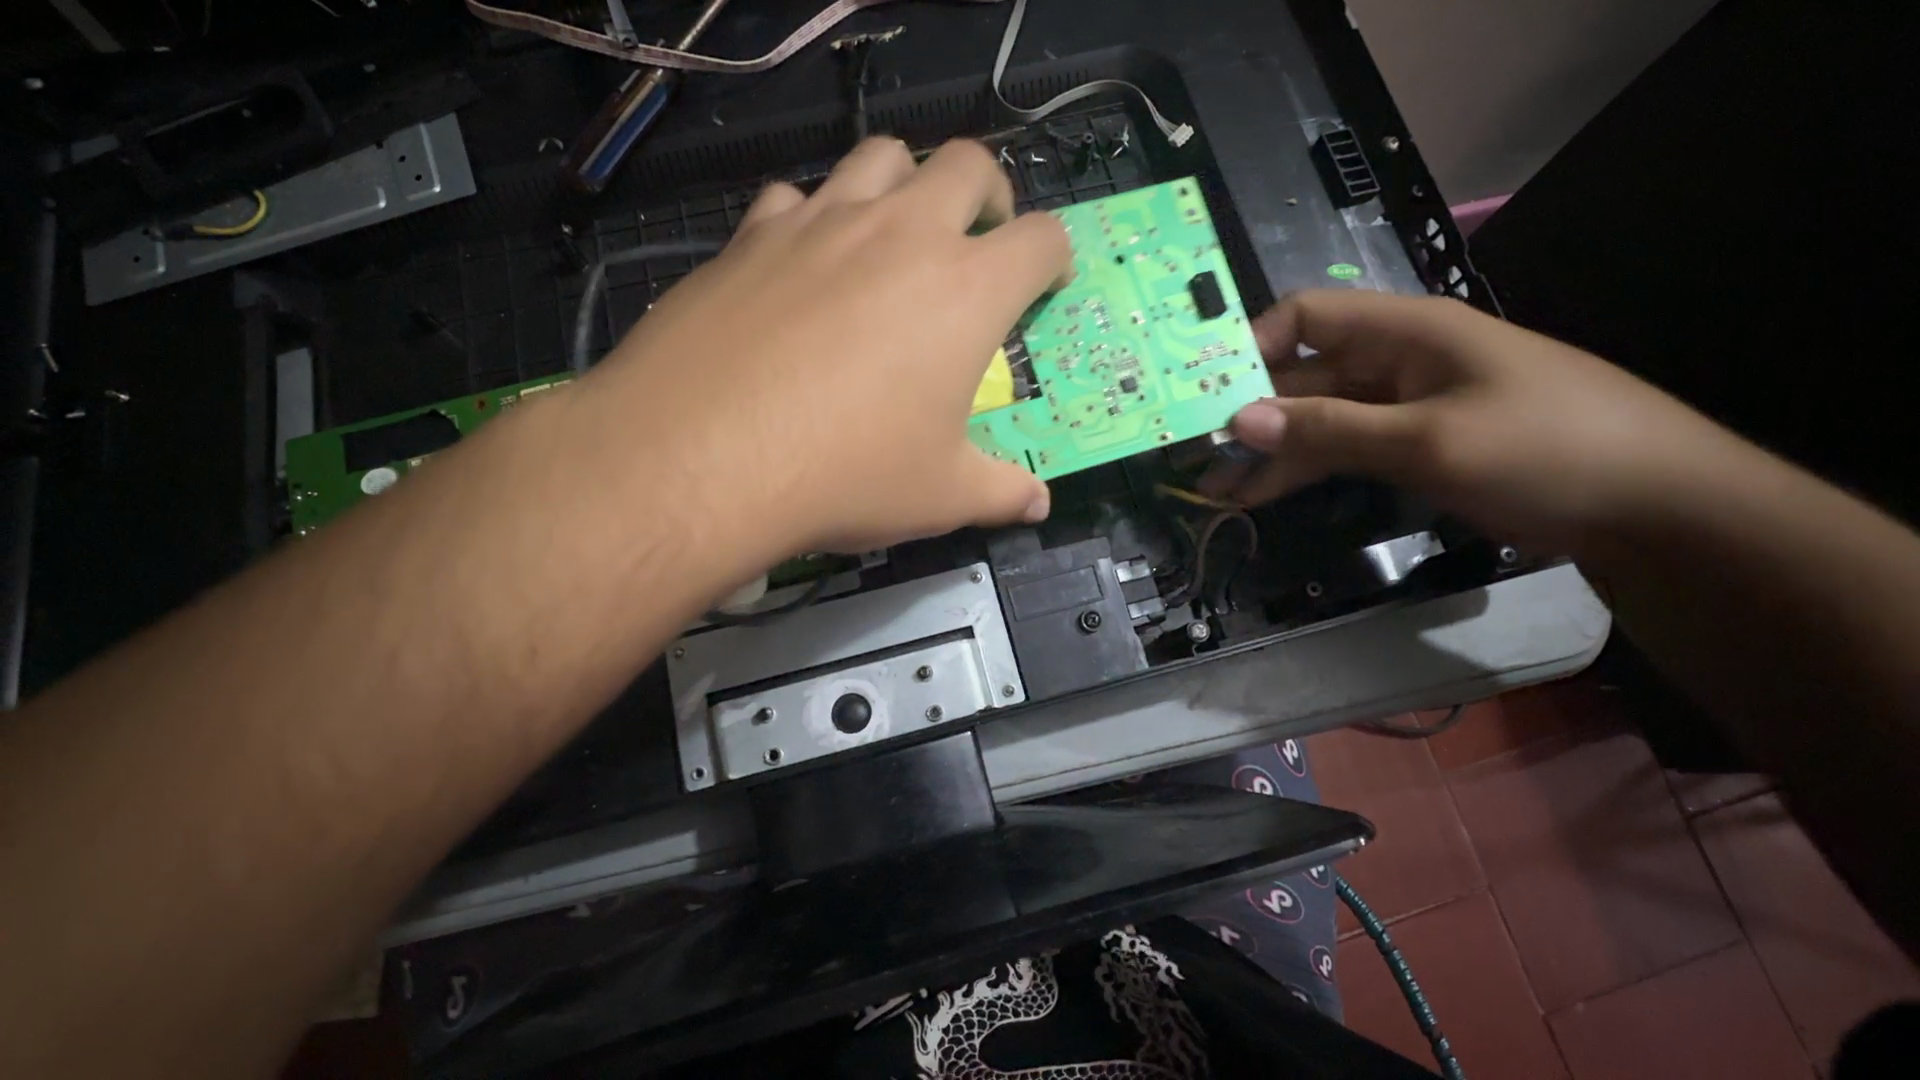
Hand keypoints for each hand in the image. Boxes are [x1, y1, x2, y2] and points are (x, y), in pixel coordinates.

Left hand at [582, 136, 1068, 556]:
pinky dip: (814, 214)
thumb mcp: (940, 495)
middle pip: (966, 164)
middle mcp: (900, 234)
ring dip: (905, 182)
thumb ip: (1000, 492)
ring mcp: (821, 222)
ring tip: (897, 231)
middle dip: (989, 193)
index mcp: (966, 289)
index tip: (1045, 282)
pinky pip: (795, 196)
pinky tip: (804, 259)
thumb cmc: (844, 474)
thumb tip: (1037, 505)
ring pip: (881, 157)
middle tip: (979, 237)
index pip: (1041, 240)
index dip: (1055, 258)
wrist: (701, 457)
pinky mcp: (752, 233)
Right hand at [1200, 289, 1751, 556]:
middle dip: (1248, 413)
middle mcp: (1398, 361)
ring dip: (1269, 451)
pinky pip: (1346, 450)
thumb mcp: (1428, 440)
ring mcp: (1408, 407)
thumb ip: (1328, 431)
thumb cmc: (1545, 449)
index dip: (1249, 346)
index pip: (1305, 317)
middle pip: (1303, 375)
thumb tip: (1237, 420)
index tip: (1202, 392)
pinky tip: (1265, 496)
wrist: (1655, 506)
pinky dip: (1306, 471)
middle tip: (1193, 455)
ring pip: (1319, 420)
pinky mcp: (1420, 447)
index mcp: (1406, 331)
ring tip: (1216, 491)